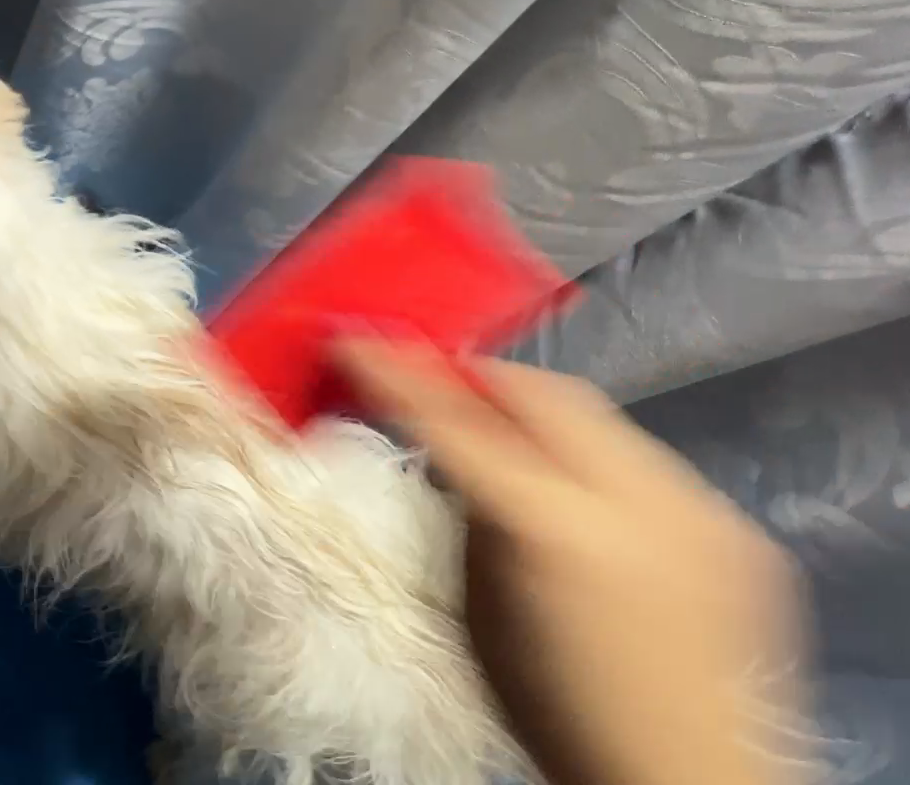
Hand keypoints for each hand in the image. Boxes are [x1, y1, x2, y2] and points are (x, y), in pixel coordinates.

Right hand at [332, 339, 809, 784]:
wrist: (681, 778)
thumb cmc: (543, 698)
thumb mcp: (471, 597)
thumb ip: (467, 505)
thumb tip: (449, 446)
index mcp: (547, 530)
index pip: (452, 418)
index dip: (394, 371)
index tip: (352, 343)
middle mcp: (634, 503)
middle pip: (538, 390)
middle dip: (472, 374)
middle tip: (424, 378)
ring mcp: (696, 510)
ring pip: (592, 413)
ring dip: (527, 409)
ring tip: (489, 426)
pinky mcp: (732, 527)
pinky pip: (636, 455)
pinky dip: (582, 450)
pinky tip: (563, 481)